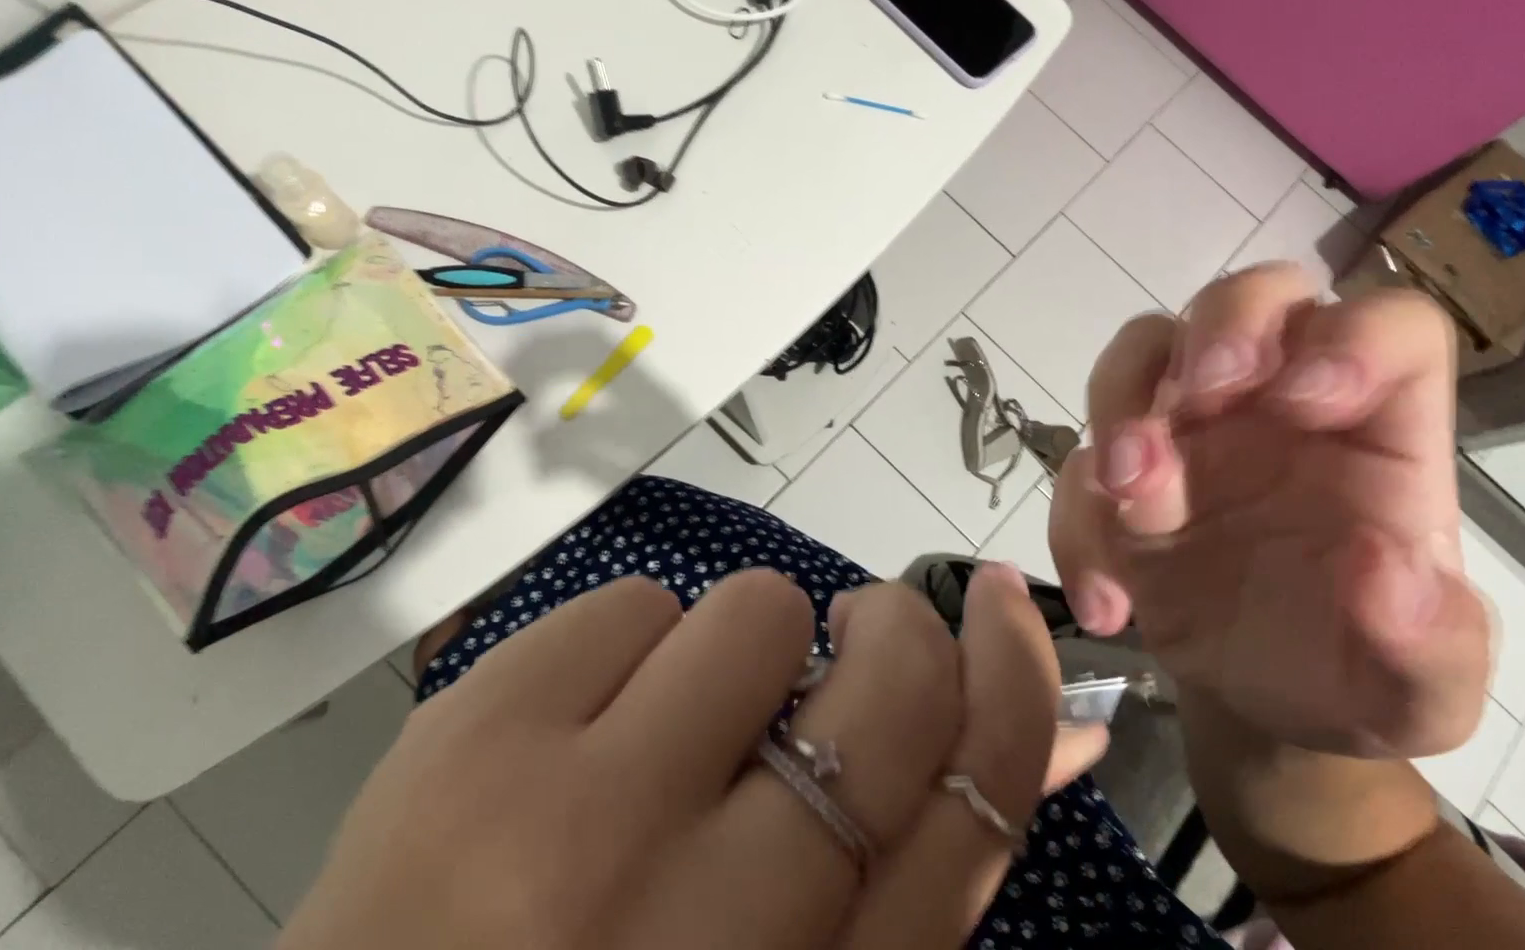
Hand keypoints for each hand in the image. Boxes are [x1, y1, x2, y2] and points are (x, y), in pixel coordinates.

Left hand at [281, 566, 1071, 949]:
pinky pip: (631, 606)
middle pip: (889, 694)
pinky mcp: (475, 738)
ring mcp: (579, 825)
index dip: (1015, 682)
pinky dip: (631, 645)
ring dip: (746, 645)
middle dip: (892, 631)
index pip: (974, 806)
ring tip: (676, 719)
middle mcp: (712, 926)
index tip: (1002, 609)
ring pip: (756, 615)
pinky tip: (576, 729)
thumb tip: (1048, 726)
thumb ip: (914, 859)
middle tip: (857, 634)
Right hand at [1049, 264, 1489, 757]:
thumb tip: (1388, 569)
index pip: (1387, 328)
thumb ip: (1432, 641)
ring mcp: (1189, 438)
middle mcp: (1276, 409)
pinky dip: (1077, 527)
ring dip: (1121, 407)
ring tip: (1128, 499)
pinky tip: (1109, 606)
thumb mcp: (1426, 690)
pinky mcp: (1121, 485)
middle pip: (1247, 301)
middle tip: (1198, 392)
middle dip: (1217, 329)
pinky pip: (1079, 468)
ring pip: (1143, 355)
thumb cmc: (1361, 681)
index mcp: (1376, 431)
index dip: (1351, 338)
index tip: (1307, 403)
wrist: (1267, 711)